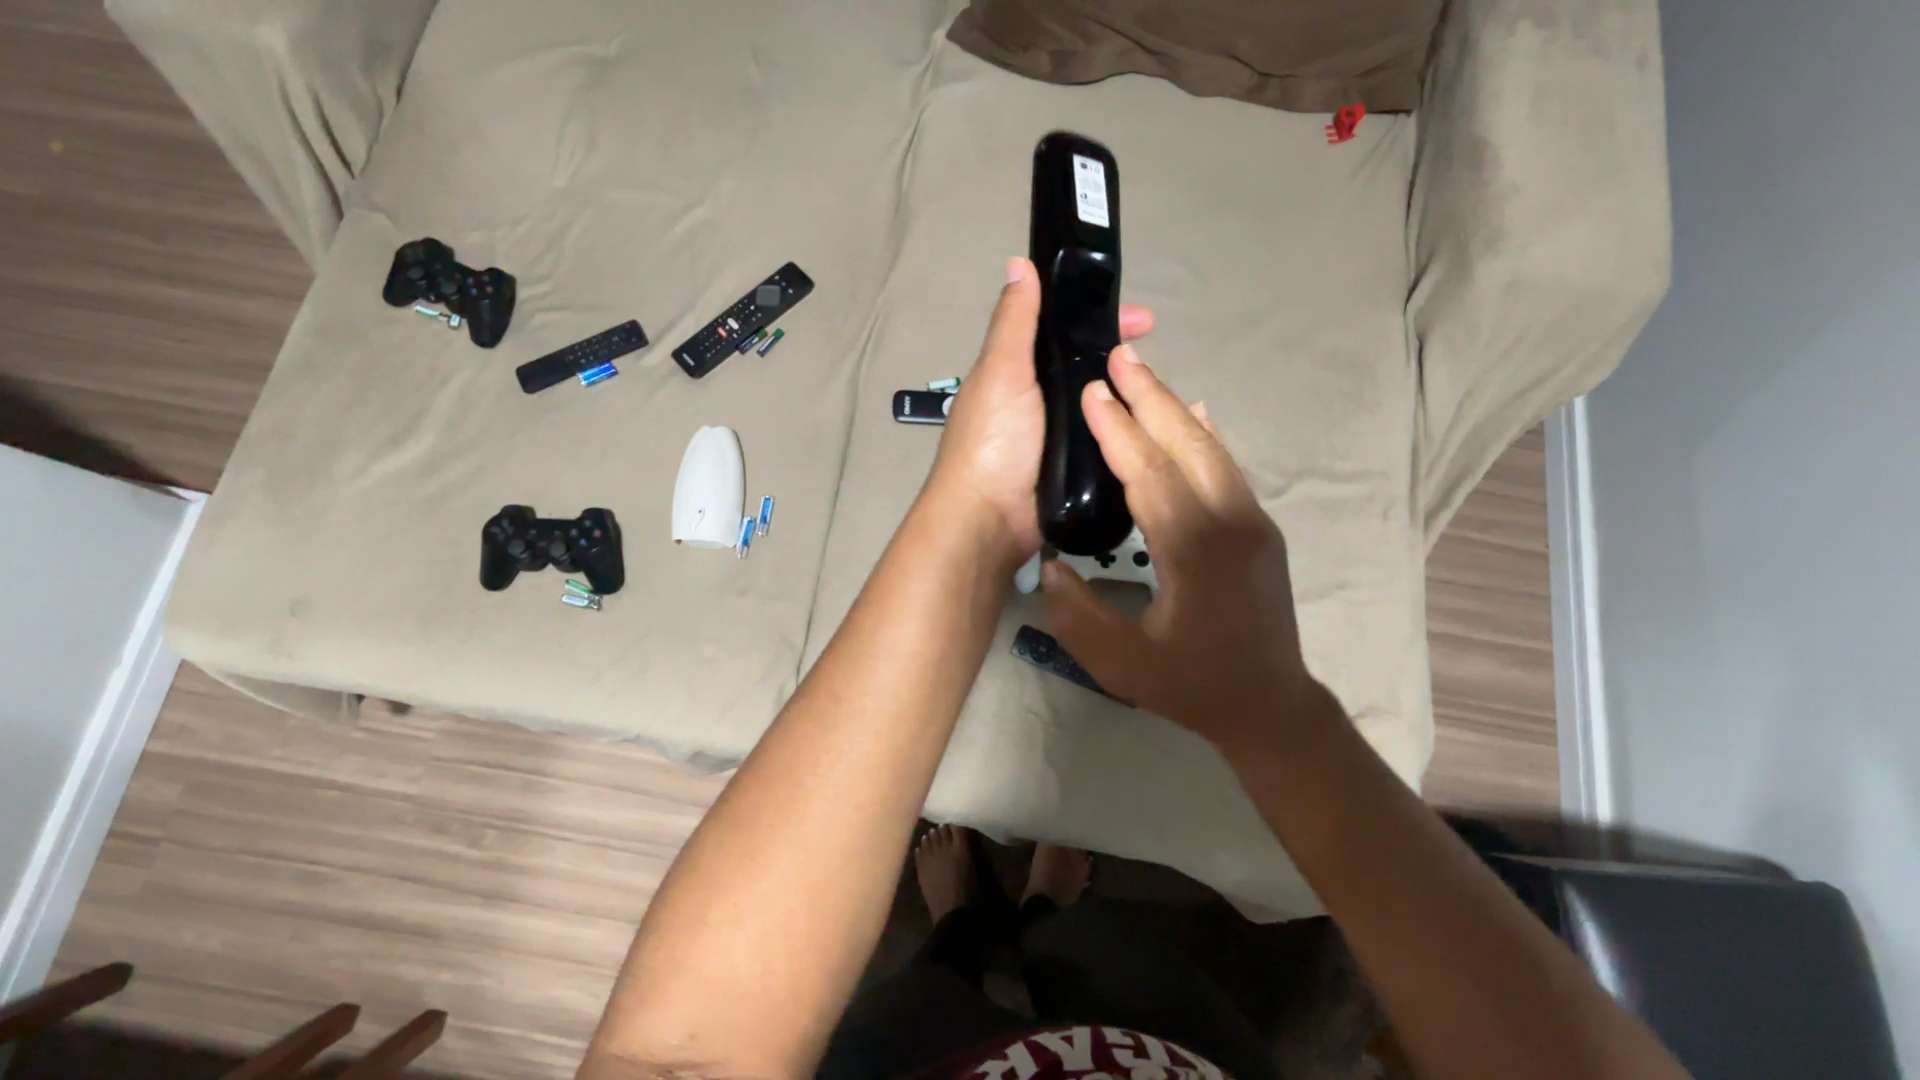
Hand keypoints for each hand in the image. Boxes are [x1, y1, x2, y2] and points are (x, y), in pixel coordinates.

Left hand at [927, 257, 1154, 562]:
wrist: (990, 519)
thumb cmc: (992, 439)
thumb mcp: (1001, 371)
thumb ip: (1014, 322)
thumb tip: (1019, 263)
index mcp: (1016, 372)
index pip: (1063, 332)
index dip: (1099, 318)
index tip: (1141, 318)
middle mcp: (1037, 400)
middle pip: (1087, 367)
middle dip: (1121, 357)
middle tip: (1157, 355)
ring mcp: (1056, 436)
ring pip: (1099, 404)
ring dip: (1129, 394)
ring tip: (1163, 388)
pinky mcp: (1073, 469)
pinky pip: (1104, 441)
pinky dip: (1126, 430)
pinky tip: (1153, 424)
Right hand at [1039, 345, 1330, 756]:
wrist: (1269, 706)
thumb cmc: (1192, 686)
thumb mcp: (1121, 664)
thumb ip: (1077, 613)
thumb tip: (1049, 563)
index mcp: (1196, 551)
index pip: (1152, 475)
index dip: (1119, 432)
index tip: (1092, 392)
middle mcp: (1231, 524)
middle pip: (1190, 445)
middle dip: (1152, 398)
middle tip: (1120, 354)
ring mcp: (1253, 523)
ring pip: (1213, 450)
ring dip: (1176, 409)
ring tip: (1143, 373)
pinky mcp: (1259, 530)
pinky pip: (1228, 469)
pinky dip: (1205, 435)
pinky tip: (1194, 412)